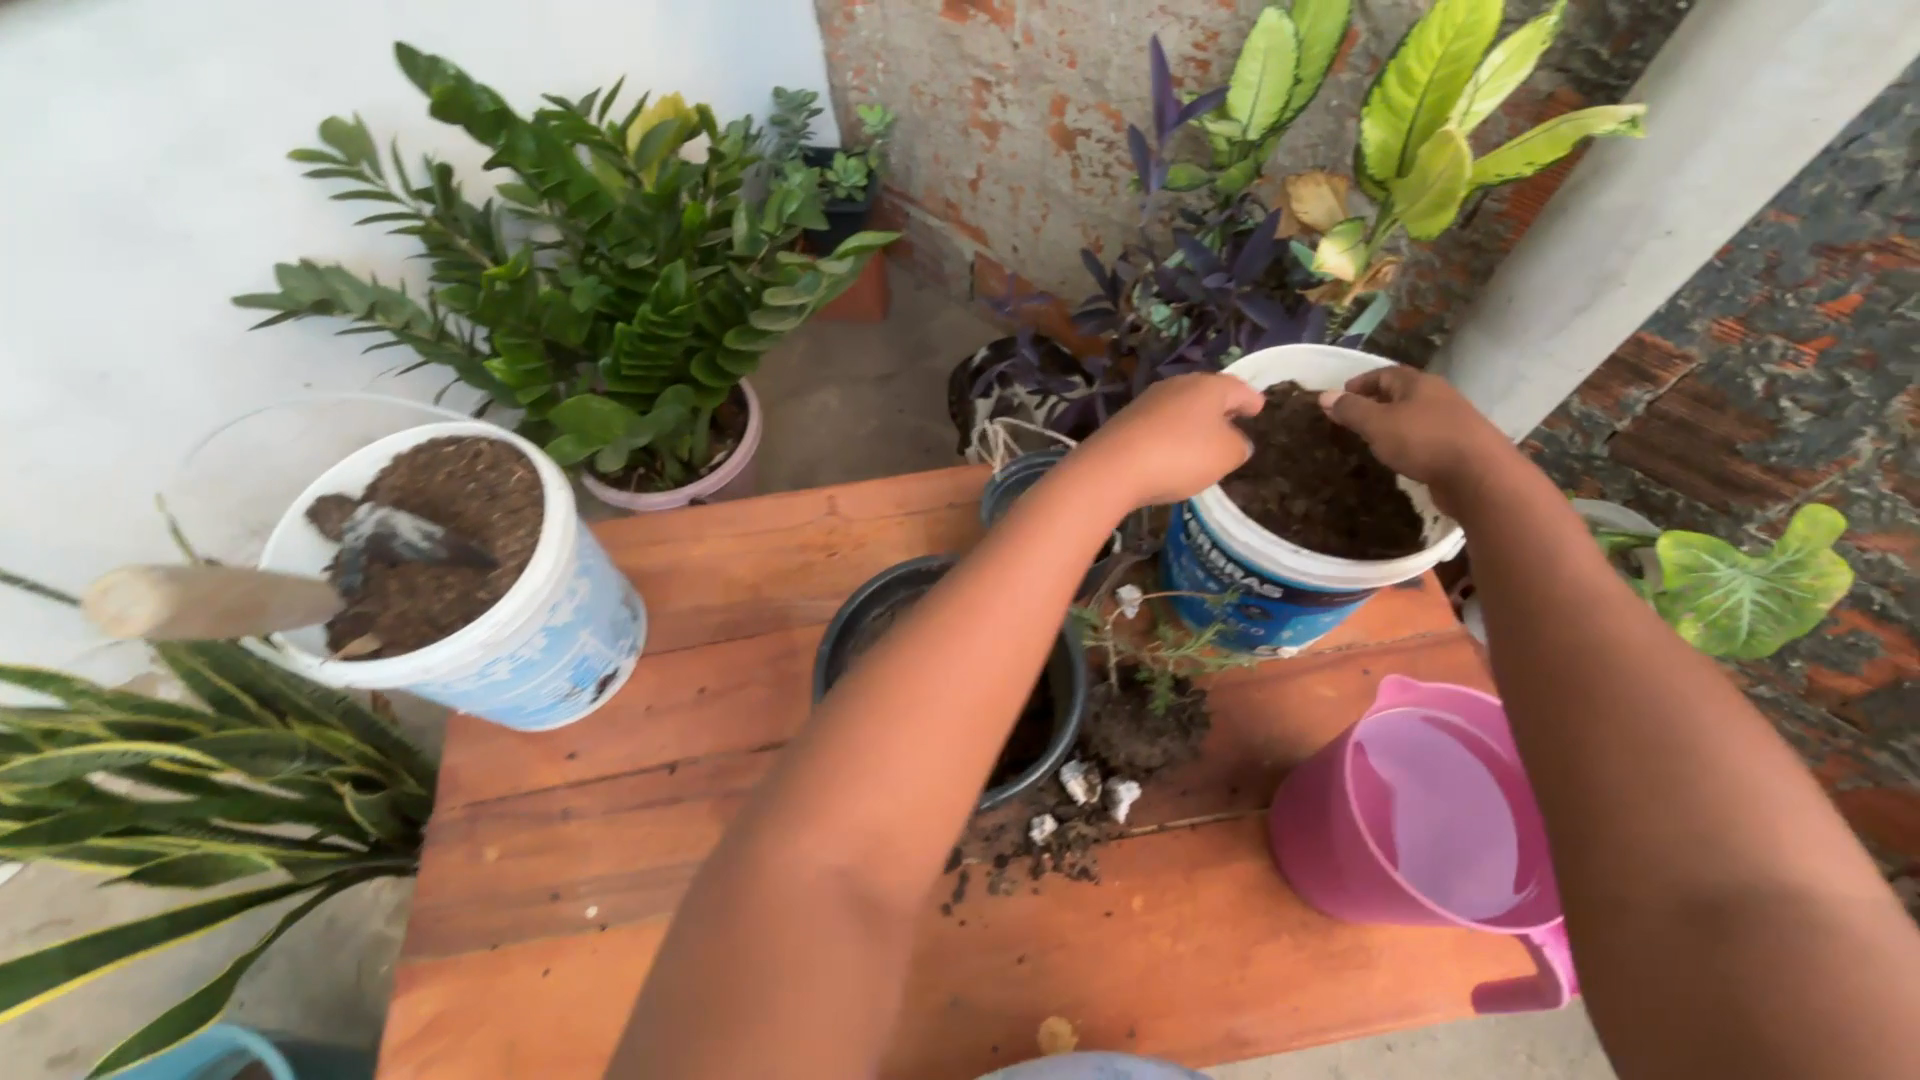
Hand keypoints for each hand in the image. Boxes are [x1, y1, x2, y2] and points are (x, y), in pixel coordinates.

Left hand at [1068, 373, 1265, 508]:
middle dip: (1221, 407)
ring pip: (1181, 407)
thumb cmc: (1181, 456)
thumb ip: (1238, 446)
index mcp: (1208, 386)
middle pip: (1206, 393)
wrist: (1114, 467)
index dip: (1251, 399)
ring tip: (1203, 439)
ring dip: (1194, 421)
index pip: (1238, 388)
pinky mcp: (1126, 420)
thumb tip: (1235, 441)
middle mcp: (1177, 385)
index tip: (1259, 408)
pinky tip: (1172, 451)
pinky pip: (1159, 425)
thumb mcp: (1226, 455)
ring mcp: (1148, 401)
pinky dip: (1171, 434)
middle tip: (1233, 421)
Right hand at [1320, 366, 1518, 506]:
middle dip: (1375, 402)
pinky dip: (1406, 441)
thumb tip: (1324, 396)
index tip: (1340, 397)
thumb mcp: (1378, 423)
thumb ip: (1351, 410)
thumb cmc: (1423, 441)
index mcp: (1418, 383)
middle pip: (1401, 393)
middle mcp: (1437, 396)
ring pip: (1413, 415)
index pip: (1384, 373)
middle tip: (1351, 418)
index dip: (1360, 383)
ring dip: (1391, 423)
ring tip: (1371, 439)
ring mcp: (1451, 421)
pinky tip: (1398, 455)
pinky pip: (1424, 436)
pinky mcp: (1457, 445)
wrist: (1479, 474)